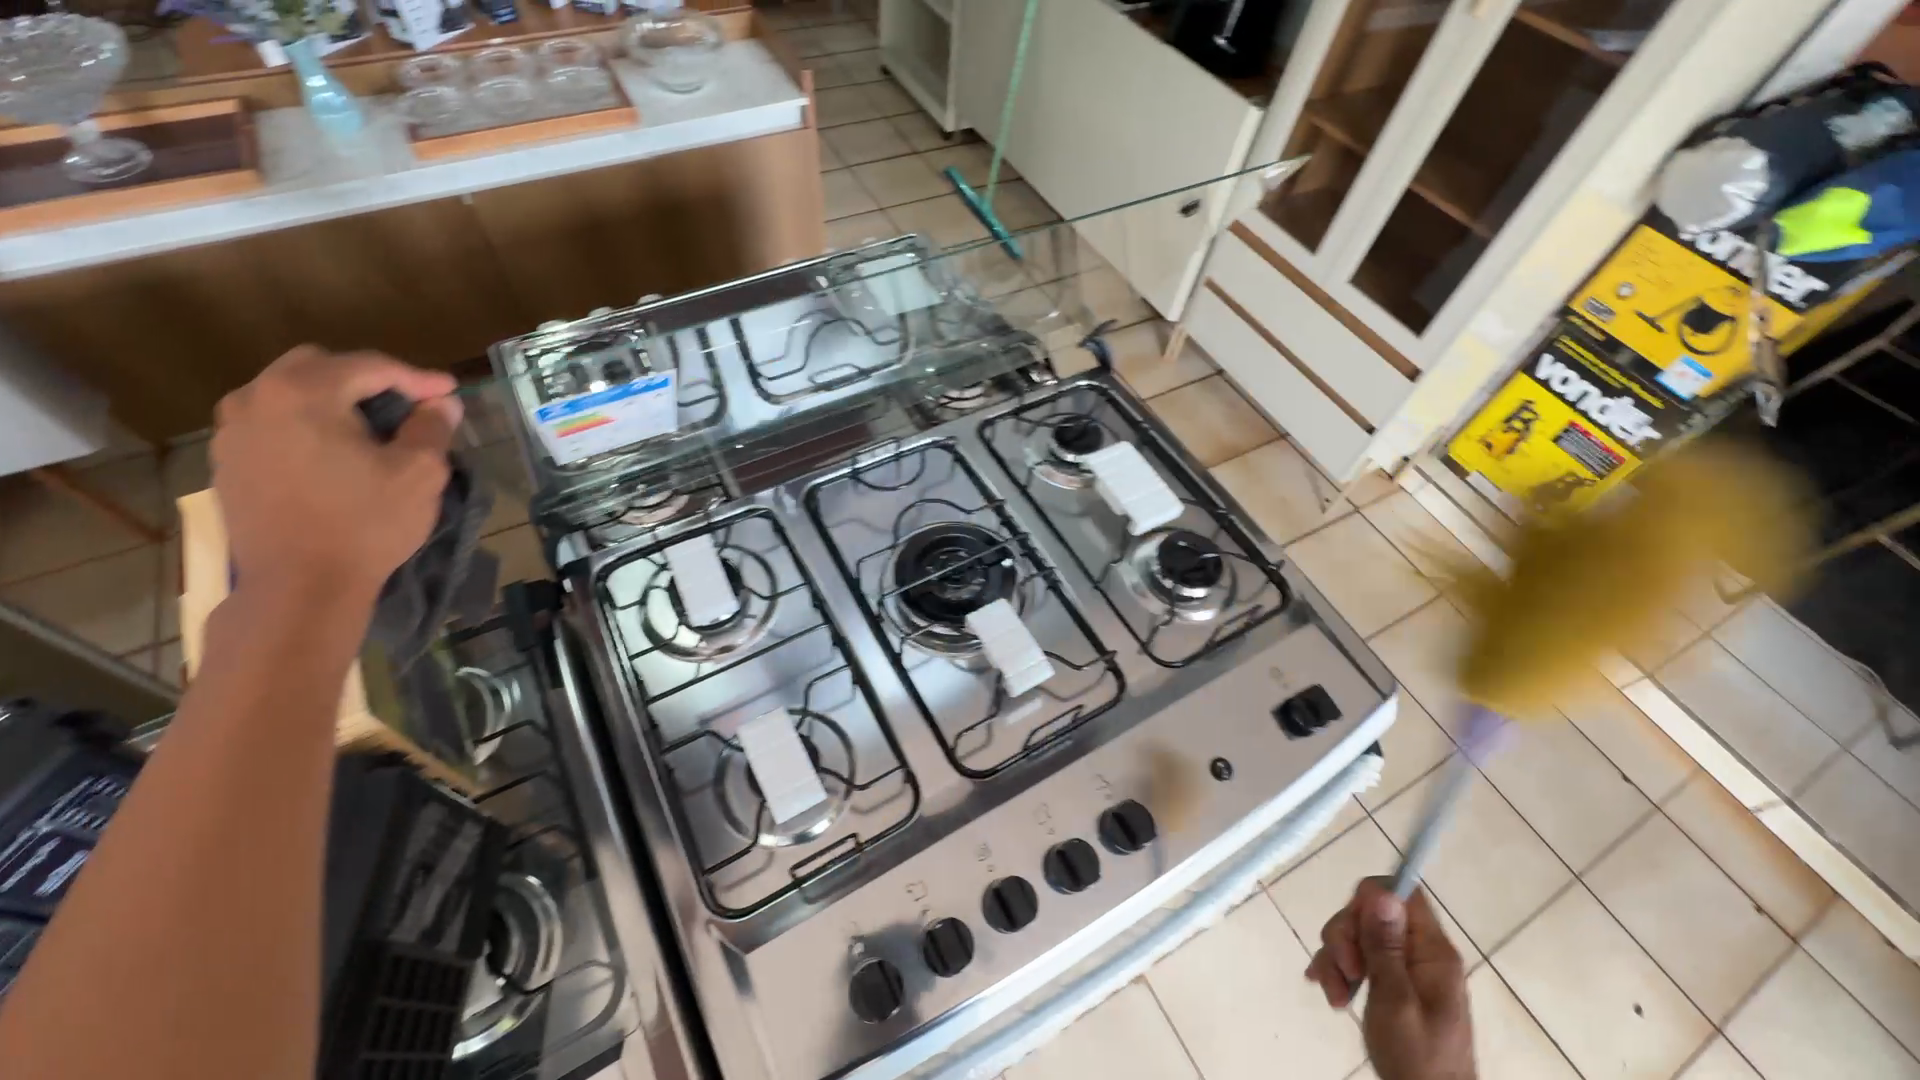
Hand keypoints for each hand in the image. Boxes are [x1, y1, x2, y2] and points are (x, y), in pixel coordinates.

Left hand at [211, 346, 463, 610]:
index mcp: (303, 392)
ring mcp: (233, 432)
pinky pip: (271, 424)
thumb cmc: (366, 524)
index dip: (417, 378)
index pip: (370, 367)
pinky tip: (334, 453)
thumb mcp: (419, 473)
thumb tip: (441, 404)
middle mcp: (256, 399)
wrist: (300, 587)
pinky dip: (305, 426)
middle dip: (367, 380)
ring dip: (331, 400)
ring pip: (288, 393)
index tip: (451, 391)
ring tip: (368, 428)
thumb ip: (432, 428)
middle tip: (407, 405)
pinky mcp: (228, 463)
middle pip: (318, 367)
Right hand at [1306, 877, 1474, 1079]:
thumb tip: (1381, 891)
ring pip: (1359, 935)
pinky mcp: (1392, 983)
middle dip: (1345, 937)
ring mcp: (1407, 967)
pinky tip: (1332, 994)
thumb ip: (1386, 947)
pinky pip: (1359, 959)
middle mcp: (1421, 952)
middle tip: (1345, 973)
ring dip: (1337, 959)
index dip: (1367, 901)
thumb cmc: (1416, 1058)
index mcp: (1432, 952)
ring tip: (1336, 996)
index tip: (1353, 933)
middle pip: (1371, 912)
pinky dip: (1339, 972)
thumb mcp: (1395, 1002)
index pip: (1400, 893)